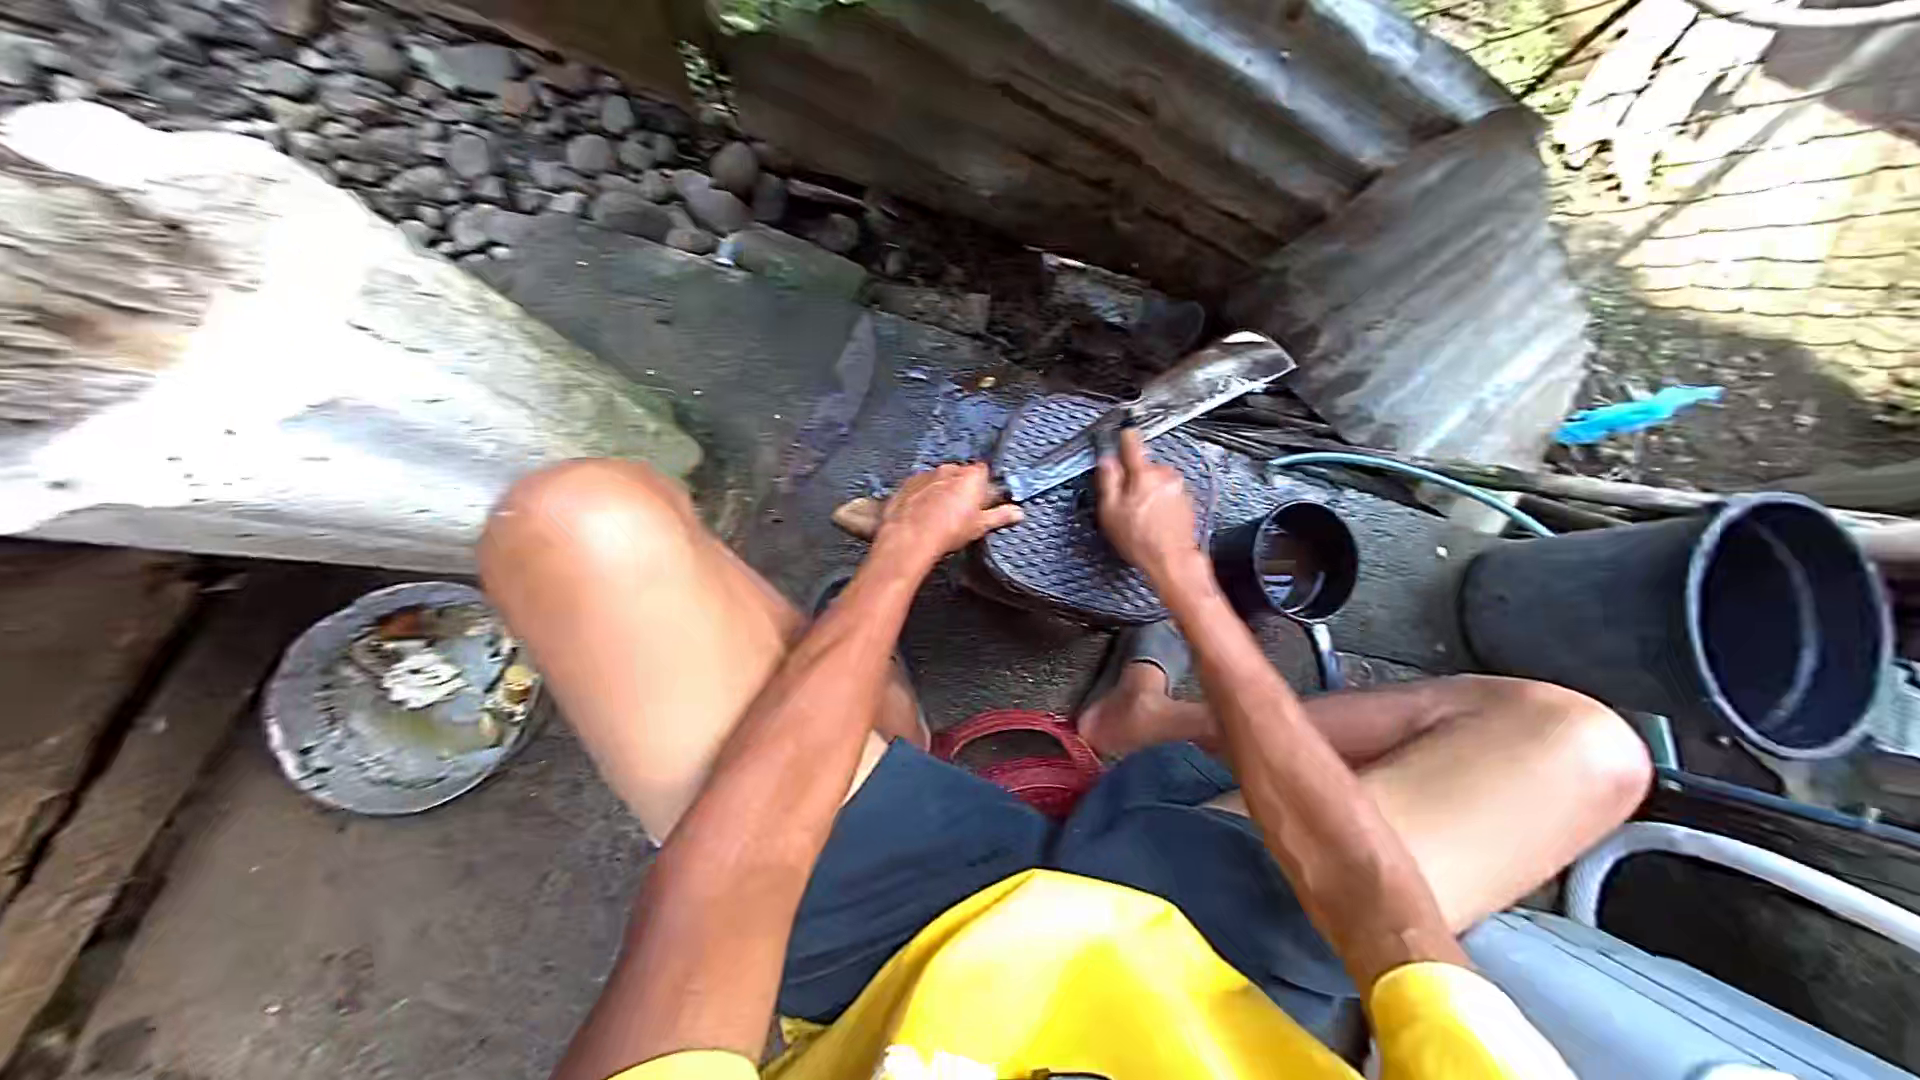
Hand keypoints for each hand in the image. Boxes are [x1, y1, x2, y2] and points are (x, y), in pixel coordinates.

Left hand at [876, 462, 1023, 564]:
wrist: (910, 537)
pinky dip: (923, 495)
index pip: (984, 472)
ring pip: (939, 479)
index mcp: (971, 475)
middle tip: (962, 510)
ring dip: (941, 491)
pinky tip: (922, 513)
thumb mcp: (980, 526)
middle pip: (961, 474)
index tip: (982, 501)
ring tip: (939, 514)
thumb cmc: (949, 530)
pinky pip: (920, 486)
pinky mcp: (907, 483)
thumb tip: (1018, 512)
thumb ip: (1000, 516)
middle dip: (962, 487)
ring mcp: (926, 474)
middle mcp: (949, 469)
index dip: (984, 486)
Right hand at [1095, 428, 1200, 579]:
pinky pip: (1166, 492)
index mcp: (1144, 473)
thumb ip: (1108, 480)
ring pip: (1156, 480)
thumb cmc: (1141, 540)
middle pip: (1144, 465)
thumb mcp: (1111, 511)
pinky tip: (1152, 519)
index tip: (1122, 432)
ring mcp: (1178, 487)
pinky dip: (1158, 500)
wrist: (1172, 560)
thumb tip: (1106, 461)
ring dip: (1147, 490)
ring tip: (1138, 514)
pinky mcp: (1186, 500)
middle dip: (1133, 477)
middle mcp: (1165, 476)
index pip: (1133, 443)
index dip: (1124, 436)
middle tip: (1123, 499)